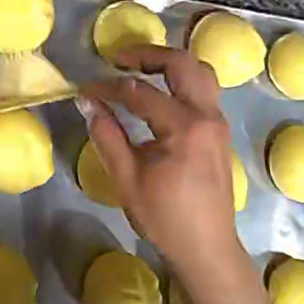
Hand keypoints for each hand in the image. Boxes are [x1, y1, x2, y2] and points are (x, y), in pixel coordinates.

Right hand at [81, 45, 238, 272]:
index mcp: (184, 127)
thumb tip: (88, 103)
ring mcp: (218, 122)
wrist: (207, 249)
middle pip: (182, 63)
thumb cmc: (164, 217)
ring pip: (200, 72)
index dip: (107, 87)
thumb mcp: (127, 177)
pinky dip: (180, 80)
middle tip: (119, 58)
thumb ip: (106, 134)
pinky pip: (203, 90)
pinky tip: (158, 92)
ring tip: (139, 69)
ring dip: (169, 63)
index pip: (139, 92)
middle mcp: (207, 116)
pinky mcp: (219, 131)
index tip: (85, 90)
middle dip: (148, 55)